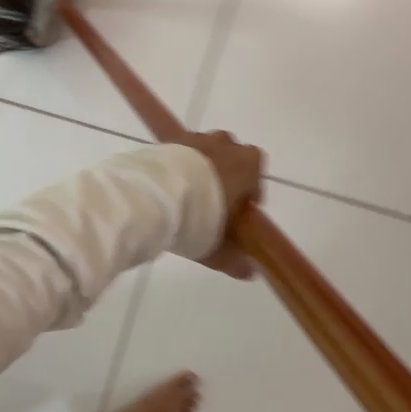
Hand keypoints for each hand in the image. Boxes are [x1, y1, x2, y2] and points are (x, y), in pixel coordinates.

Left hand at [172, 130, 263, 279]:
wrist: (154, 196)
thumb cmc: (198, 219)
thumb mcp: (216, 248)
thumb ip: (234, 259)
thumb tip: (249, 273)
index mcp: (248, 165)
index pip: (256, 176)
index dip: (248, 193)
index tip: (239, 210)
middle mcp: (225, 145)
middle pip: (231, 159)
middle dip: (225, 177)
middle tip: (213, 204)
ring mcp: (195, 139)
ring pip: (204, 152)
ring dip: (200, 169)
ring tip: (187, 196)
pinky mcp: (167, 141)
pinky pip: (178, 153)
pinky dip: (176, 167)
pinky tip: (167, 188)